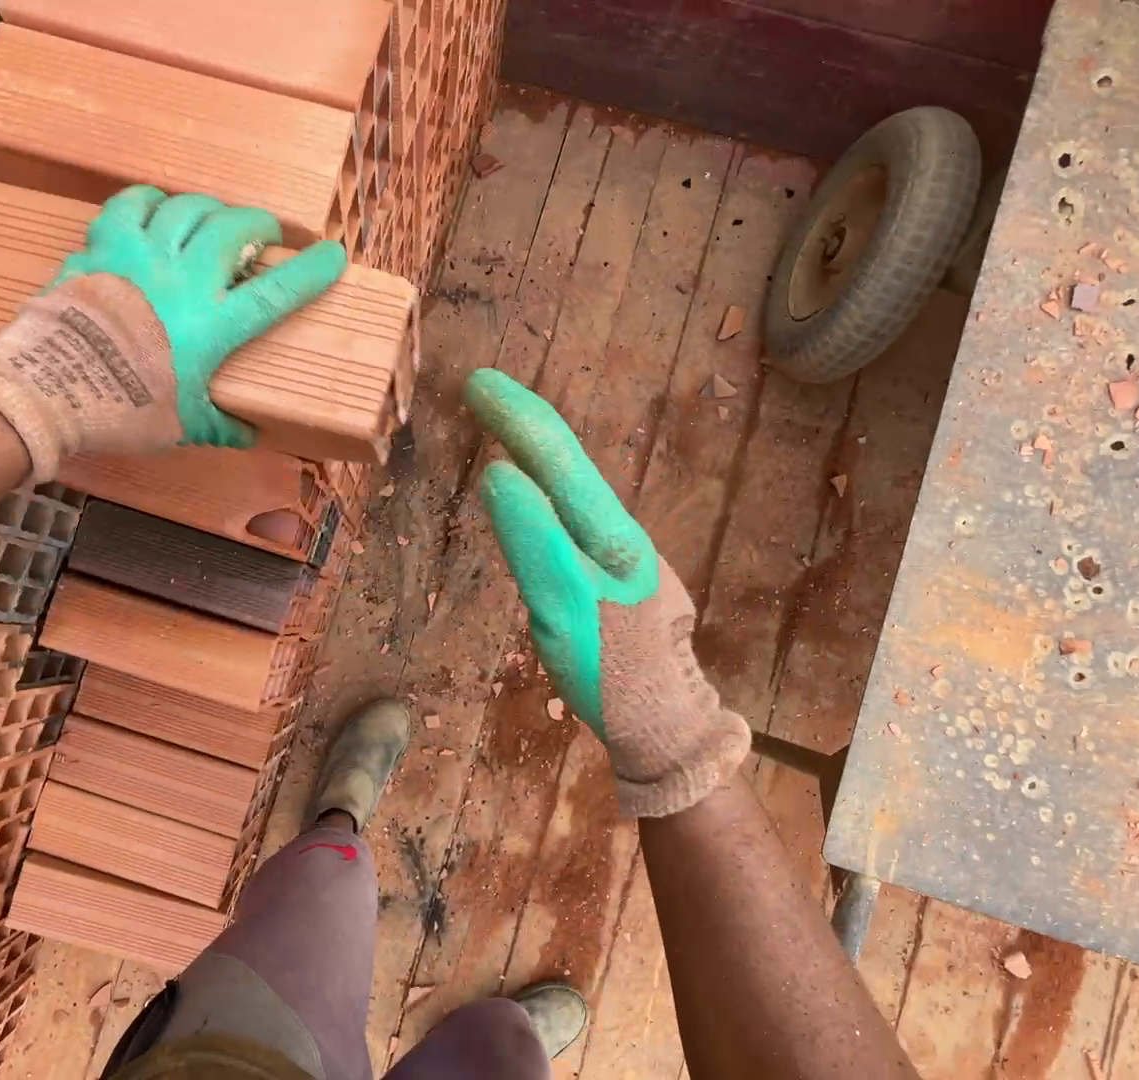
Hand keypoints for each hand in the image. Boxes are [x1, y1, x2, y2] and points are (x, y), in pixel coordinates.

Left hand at [0, 186, 347, 479]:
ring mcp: (140, 256)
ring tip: (213, 221)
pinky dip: (150, 202)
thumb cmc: (124, 414)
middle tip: (263, 233)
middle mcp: (184, 280)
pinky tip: (156, 208)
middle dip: (258, 222)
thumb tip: (250, 435)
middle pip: (232, 227)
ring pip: (186, 207)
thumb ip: (223, 426)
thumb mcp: (185, 428)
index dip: (310, 271)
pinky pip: (130, 205)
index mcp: (213, 326)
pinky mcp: (102, 247)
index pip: (275, 291)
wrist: (48, 393)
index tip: (334, 255)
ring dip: (208, 210)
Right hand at [466, 369, 749, 817]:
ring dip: (532, 452)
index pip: (557, 455)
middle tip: (480, 393)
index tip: (477, 382)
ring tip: (499, 430)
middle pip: (565, 463)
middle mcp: (613, 533)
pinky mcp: (604, 581)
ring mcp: (612, 557)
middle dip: (522, 423)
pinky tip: (528, 499)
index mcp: (607, 530)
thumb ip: (534, 540)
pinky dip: (537, 492)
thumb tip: (498, 473)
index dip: (516, 414)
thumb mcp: (566, 607)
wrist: (662, 725)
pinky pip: (563, 520)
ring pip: (567, 490)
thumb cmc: (615, 670)